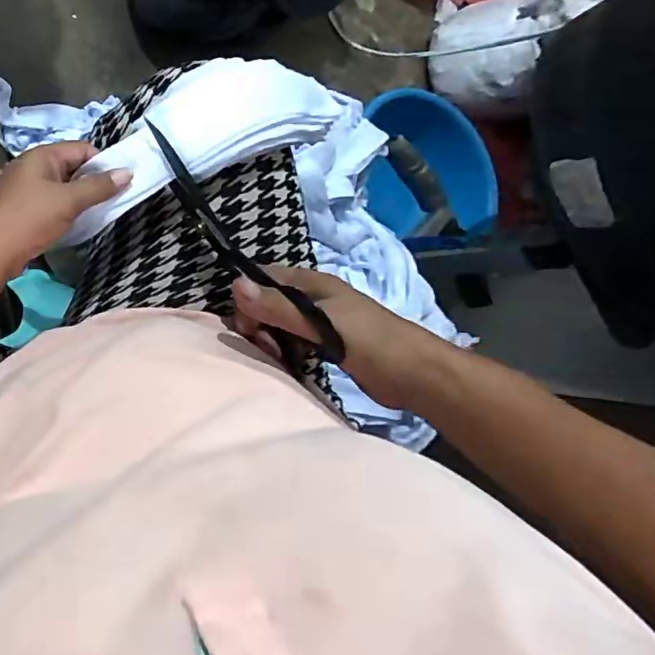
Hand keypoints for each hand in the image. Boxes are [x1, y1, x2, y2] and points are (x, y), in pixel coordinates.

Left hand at [0, 142, 130, 280]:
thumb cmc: (31, 219)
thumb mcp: (69, 201)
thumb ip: (99, 187)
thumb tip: (128, 172)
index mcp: (41, 155)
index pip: (82, 149)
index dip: (102, 163)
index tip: (119, 183)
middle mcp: (31, 166)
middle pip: (71, 167)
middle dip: (91, 182)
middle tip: (111, 200)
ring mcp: (24, 187)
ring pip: (61, 187)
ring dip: (78, 198)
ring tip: (95, 213)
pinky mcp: (21, 207)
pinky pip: (50, 201)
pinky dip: (63, 209)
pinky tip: (73, 222)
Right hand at [229, 266, 459, 409]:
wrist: (419, 376)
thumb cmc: (372, 342)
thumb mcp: (320, 323)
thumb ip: (277, 307)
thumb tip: (235, 285)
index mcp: (312, 283)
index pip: (263, 278)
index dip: (247, 296)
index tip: (245, 325)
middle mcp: (312, 298)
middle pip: (266, 301)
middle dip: (257, 321)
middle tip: (264, 346)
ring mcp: (319, 321)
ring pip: (277, 323)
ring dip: (269, 338)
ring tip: (276, 356)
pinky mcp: (325, 344)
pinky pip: (291, 340)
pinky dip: (283, 349)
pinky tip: (285, 362)